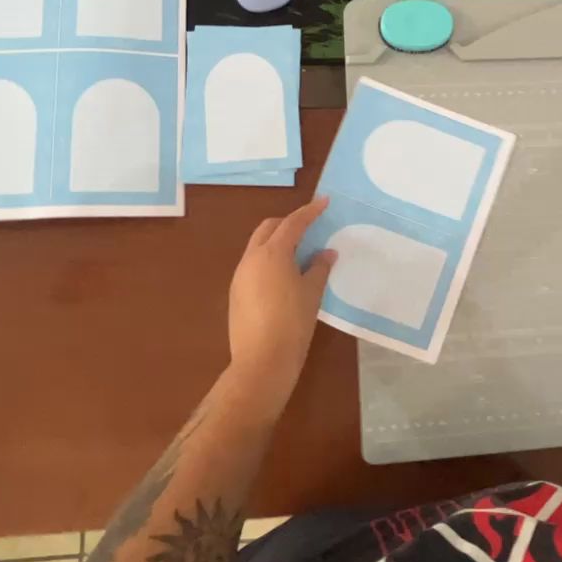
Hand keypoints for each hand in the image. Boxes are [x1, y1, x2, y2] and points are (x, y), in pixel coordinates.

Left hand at [227, 198, 335, 405]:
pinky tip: (284, 277)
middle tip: (310, 228)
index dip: (310, 211)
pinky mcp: (236, 292)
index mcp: (273, 253)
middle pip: (268, 228)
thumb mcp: (312, 293)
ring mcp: (240, 275)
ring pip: (258, 246)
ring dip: (277, 242)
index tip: (324, 202)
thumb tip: (326, 253)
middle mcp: (251, 258)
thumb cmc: (293, 323)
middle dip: (288, 223)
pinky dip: (269, 260)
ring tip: (299, 254)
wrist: (262, 360)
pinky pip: (253, 264)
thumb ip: (319, 268)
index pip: (293, 223)